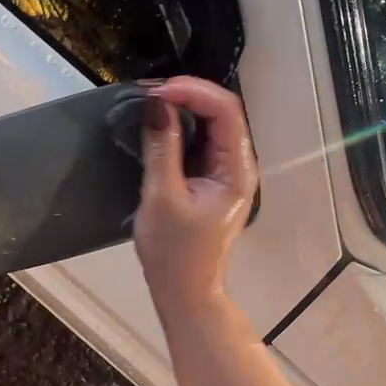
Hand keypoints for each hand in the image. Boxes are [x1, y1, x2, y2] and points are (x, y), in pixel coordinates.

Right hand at [134, 76, 257, 313]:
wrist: (184, 293)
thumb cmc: (175, 253)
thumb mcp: (162, 198)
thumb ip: (162, 148)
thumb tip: (155, 104)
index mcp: (237, 169)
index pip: (226, 110)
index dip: (193, 91)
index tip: (156, 92)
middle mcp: (238, 165)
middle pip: (220, 113)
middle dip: (186, 96)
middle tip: (147, 94)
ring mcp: (225, 173)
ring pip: (208, 126)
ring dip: (180, 111)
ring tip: (147, 105)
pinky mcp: (209, 181)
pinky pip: (198, 144)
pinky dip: (178, 130)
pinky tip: (154, 127)